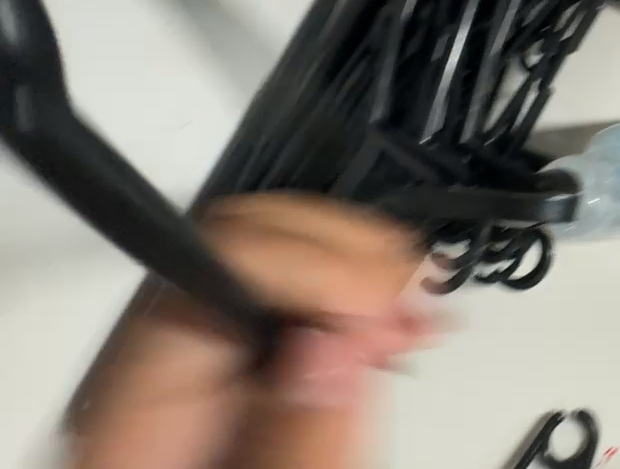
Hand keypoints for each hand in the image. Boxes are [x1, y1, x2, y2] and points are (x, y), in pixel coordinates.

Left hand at [70, 194, 430, 468]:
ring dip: (378, 267)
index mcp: (131, 427)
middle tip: (414, 304)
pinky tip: (409, 321)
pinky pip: (314, 287)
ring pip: (294, 250)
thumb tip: (334, 341)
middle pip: (256, 238)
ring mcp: (199, 369)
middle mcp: (154, 381)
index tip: (389, 307)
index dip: (322, 261)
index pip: (219, 264)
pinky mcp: (248, 368)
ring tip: (424, 314)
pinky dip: (378, 288)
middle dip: (358, 254)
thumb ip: (304, 446)